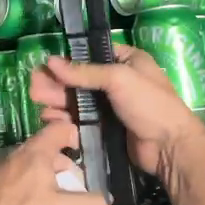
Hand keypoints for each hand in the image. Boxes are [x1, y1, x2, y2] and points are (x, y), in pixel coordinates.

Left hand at [0, 120, 109, 204]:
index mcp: (36, 151)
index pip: (60, 128)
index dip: (77, 136)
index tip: (88, 154)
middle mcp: (17, 153)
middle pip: (48, 150)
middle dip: (67, 168)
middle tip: (78, 190)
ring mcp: (1, 168)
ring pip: (33, 167)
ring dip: (49, 181)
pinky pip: (18, 180)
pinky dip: (32, 190)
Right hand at [30, 47, 204, 174]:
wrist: (170, 148)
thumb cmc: (149, 104)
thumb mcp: (118, 79)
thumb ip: (84, 72)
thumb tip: (51, 61)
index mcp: (127, 61)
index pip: (91, 55)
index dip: (68, 61)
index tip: (45, 67)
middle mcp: (118, 81)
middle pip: (80, 79)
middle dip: (57, 83)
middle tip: (34, 88)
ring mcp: (112, 106)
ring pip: (78, 101)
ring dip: (58, 101)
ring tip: (38, 104)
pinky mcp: (107, 128)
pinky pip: (81, 120)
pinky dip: (66, 119)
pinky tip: (50, 120)